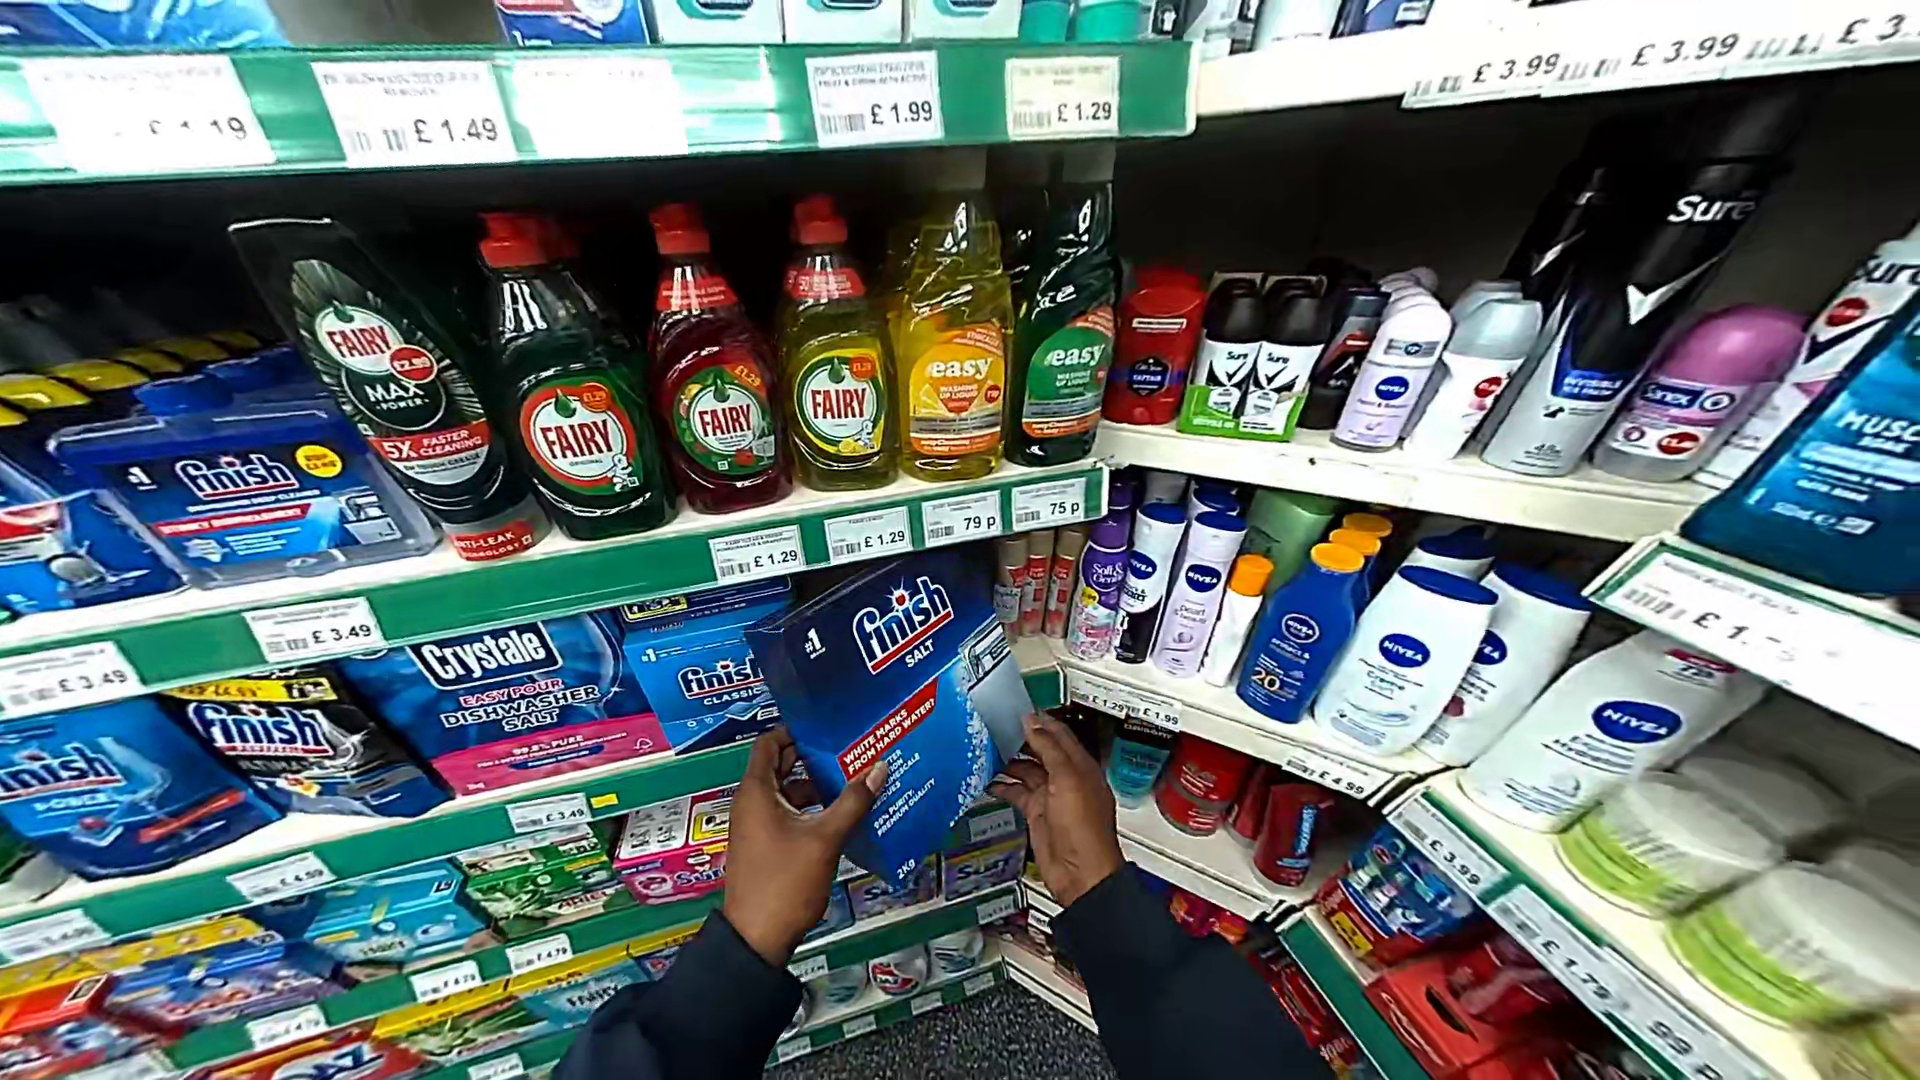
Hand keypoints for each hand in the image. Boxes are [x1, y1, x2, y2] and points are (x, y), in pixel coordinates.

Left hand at [723, 726, 887, 966]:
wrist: (756, 942)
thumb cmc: (785, 881)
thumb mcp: (825, 838)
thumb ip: (853, 800)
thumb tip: (880, 766)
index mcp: (757, 791)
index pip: (770, 743)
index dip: (796, 729)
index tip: (828, 724)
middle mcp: (753, 802)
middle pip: (782, 764)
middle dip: (814, 754)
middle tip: (850, 745)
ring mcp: (759, 824)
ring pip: (789, 790)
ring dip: (818, 782)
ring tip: (854, 775)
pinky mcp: (768, 843)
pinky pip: (791, 811)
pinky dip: (813, 806)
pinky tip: (843, 810)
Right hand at [988, 712, 1124, 907]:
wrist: (1080, 874)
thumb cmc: (1082, 828)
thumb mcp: (1066, 779)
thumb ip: (1049, 748)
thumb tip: (1032, 721)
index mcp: (1079, 765)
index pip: (1059, 734)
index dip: (1040, 721)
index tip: (1018, 710)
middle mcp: (1065, 777)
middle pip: (1040, 750)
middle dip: (1020, 738)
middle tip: (996, 726)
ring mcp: (1050, 795)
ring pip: (1026, 770)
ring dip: (1008, 760)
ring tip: (987, 748)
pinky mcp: (1036, 812)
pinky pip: (1016, 793)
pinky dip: (1002, 785)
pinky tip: (987, 779)